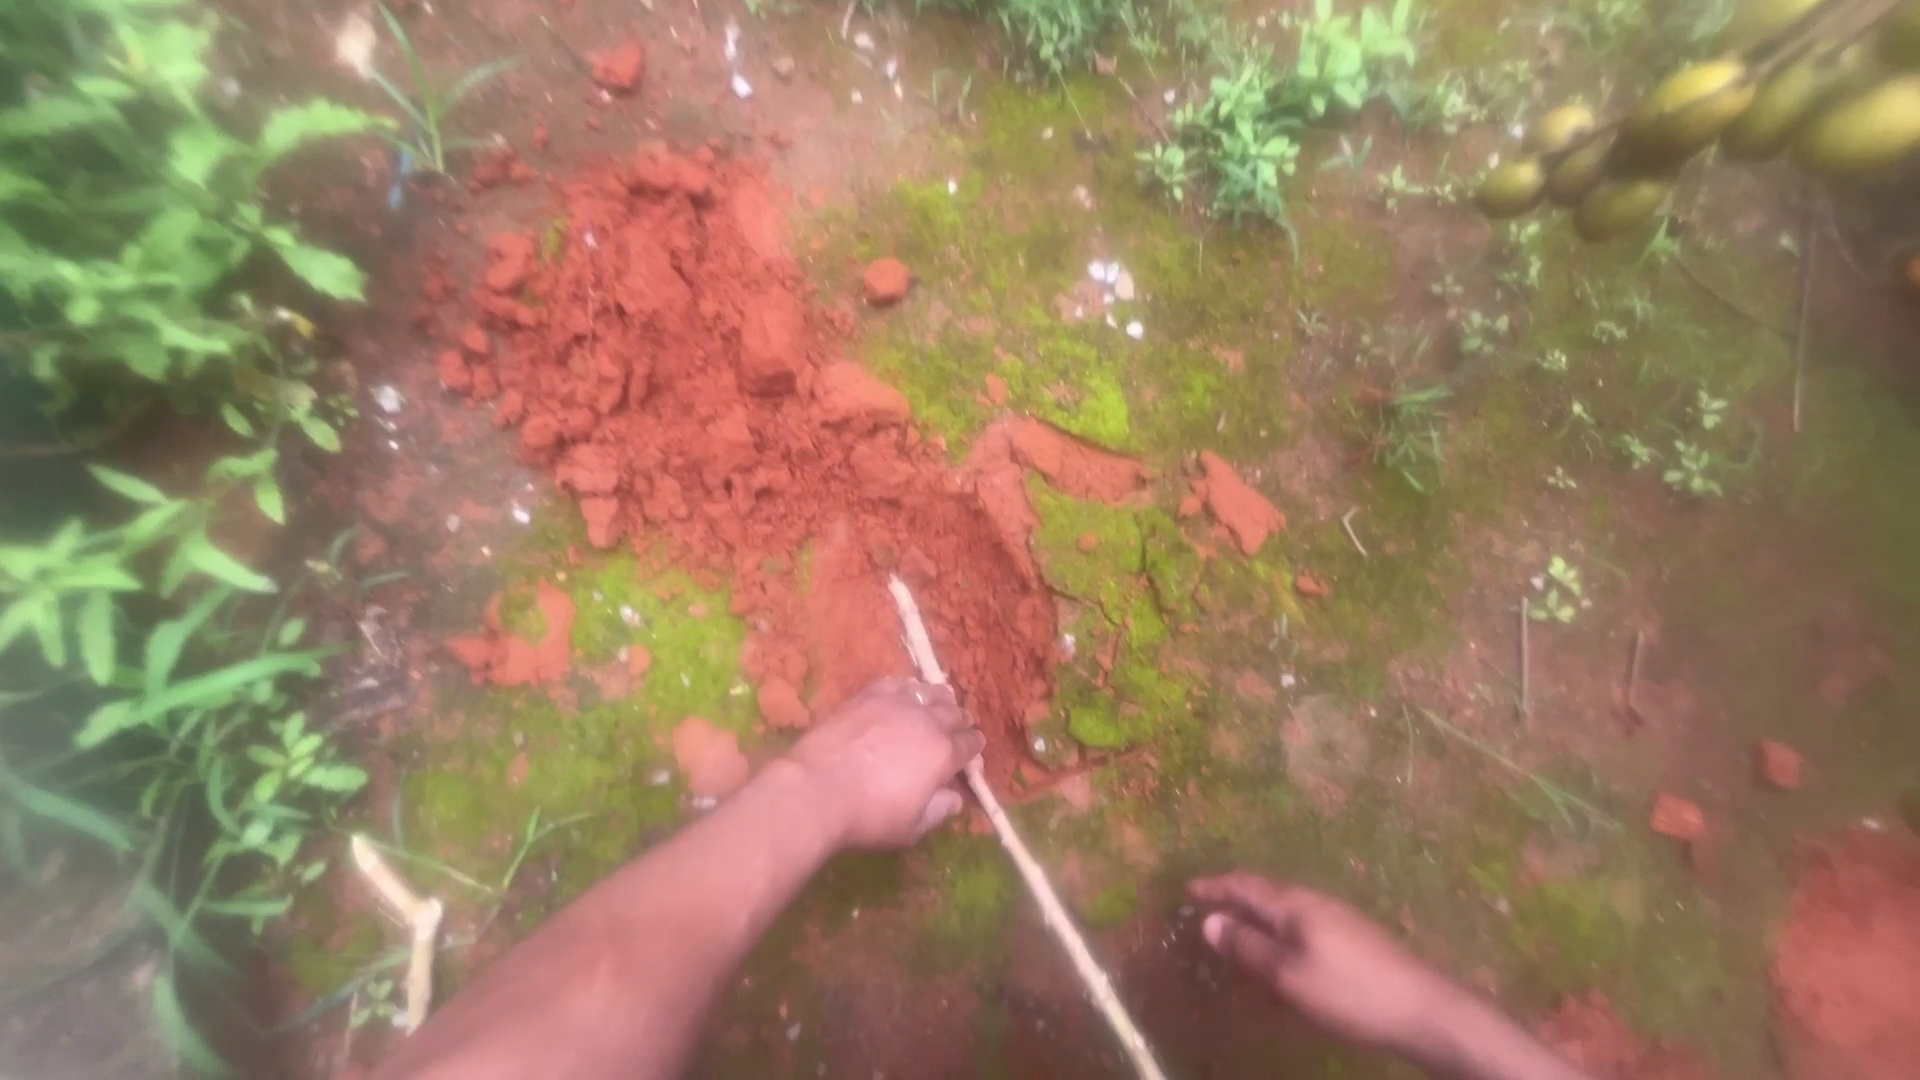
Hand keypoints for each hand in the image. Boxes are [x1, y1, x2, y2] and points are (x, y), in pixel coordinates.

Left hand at [782, 677, 983, 850]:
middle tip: (962, 723)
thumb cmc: (869, 815)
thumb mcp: (911, 827)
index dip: (974, 746)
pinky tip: (906, 691)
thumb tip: (956, 798)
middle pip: (953, 713)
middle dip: (961, 720)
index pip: (969, 744)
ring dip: (940, 698)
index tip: (975, 746)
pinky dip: (908, 687)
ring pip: (929, 692)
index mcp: (943, 754)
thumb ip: (939, 810)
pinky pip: (898, 683)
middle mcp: (927, 722)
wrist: (819, 788)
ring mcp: (898, 703)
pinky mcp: (870, 695)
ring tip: (942, 700)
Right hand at [1188, 873, 1463, 1055]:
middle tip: (1208, 910)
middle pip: (1264, 892)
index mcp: (1292, 903)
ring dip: (1257, 917)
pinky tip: (1284, 956)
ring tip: (1240, 934)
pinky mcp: (1354, 938)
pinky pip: (1302, 925)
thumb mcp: (1288, 975)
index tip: (1188, 889)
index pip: (1243, 885)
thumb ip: (1248, 948)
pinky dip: (1279, 932)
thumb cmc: (1349, 991)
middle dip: (1234, 898)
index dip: (1214, 886)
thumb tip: (1209, 921)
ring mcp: (1337, 917)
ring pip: (1284, 909)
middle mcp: (1312, 900)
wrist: (1427, 1011)